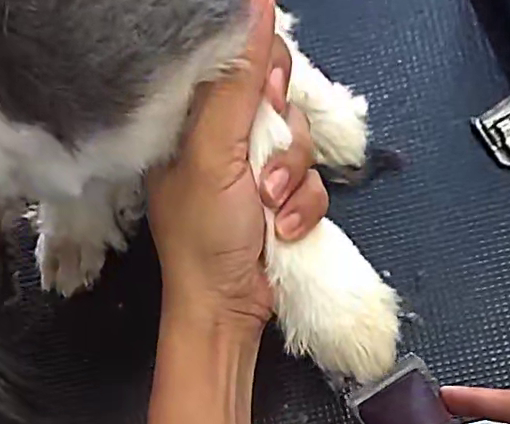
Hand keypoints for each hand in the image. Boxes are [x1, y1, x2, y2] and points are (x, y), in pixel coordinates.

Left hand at [147, 0, 329, 329]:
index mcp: (195, 117)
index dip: (263, 74)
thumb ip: (237, 84)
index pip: (238, 63)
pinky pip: (314, 189)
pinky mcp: (285, 207)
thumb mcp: (214, 153)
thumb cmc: (206, 236)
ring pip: (302, 148)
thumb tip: (257, 5)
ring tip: (273, 211)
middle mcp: (229, 140)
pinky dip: (306, 211)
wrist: (228, 307)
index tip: (268, 96)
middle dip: (283, 137)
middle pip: (280, 101)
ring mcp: (259, 176)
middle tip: (268, 163)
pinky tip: (287, 231)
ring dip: (295, 182)